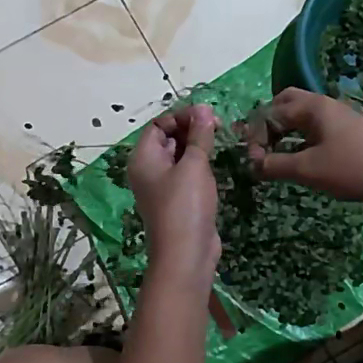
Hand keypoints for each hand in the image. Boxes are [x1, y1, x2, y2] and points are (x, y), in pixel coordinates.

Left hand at [128, 105, 221, 289]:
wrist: (186, 254)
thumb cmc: (185, 206)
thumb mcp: (194, 165)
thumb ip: (199, 135)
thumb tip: (202, 108)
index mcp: (142, 158)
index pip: (158, 125)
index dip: (181, 116)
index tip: (208, 116)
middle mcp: (147, 170)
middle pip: (167, 139)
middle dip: (191, 129)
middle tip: (218, 126)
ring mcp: (162, 187)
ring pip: (178, 157)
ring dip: (197, 147)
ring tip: (220, 141)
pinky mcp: (177, 201)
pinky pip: (186, 174)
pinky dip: (198, 166)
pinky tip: (216, 164)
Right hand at [246, 88, 362, 207]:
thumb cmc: (352, 169)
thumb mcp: (307, 169)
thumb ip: (273, 165)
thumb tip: (251, 164)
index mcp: (312, 107)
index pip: (269, 112)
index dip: (255, 136)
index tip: (252, 162)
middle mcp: (322, 105)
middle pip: (283, 104)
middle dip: (266, 125)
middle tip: (260, 149)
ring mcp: (336, 118)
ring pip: (298, 116)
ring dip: (281, 132)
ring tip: (272, 156)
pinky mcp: (344, 133)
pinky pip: (311, 128)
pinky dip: (296, 139)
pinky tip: (295, 159)